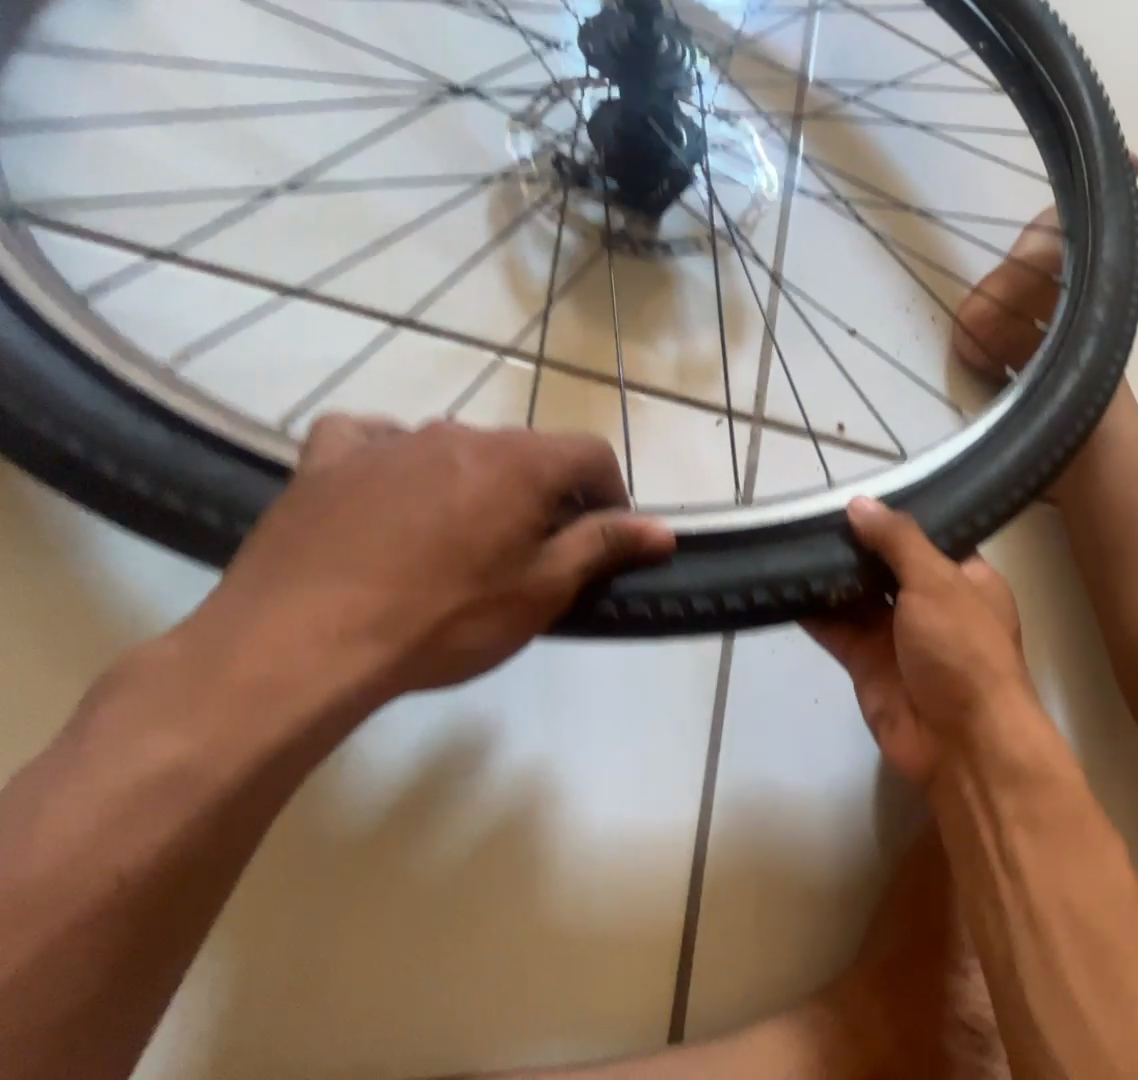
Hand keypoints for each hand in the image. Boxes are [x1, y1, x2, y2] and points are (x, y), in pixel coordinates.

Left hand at [185, 415, 673, 709]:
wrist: (298, 645)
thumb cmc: (443, 620)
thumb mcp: (542, 590)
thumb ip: (605, 547)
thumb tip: (664, 529)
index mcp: (519, 462)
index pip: (592, 454)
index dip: (611, 494)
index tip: (603, 540)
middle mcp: (459, 435)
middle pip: (528, 451)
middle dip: (547, 493)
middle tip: (536, 553)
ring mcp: (388, 442)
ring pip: (460, 448)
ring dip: (481, 482)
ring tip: (463, 540)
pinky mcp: (326, 461)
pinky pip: (376, 439)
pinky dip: (398, 458)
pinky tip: (394, 491)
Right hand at [805, 498, 1036, 785]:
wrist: (963, 742)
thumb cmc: (965, 650)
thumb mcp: (938, 582)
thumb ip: (898, 541)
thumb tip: (860, 504)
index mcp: (967, 579)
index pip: (930, 539)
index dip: (896, 519)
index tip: (856, 494)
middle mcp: (933, 604)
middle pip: (888, 566)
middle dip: (855, 544)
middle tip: (809, 511)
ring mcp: (899, 637)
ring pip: (858, 597)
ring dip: (830, 574)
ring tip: (789, 537)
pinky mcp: (868, 665)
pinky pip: (836, 630)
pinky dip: (812, 610)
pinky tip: (782, 583)